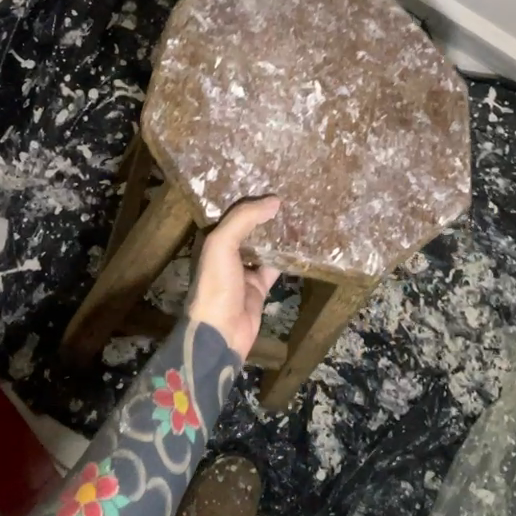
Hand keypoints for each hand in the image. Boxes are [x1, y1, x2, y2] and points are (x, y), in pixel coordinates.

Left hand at [187, 196, 283, 356]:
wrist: (221, 332)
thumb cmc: (216, 284)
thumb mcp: (222, 244)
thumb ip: (244, 219)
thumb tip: (275, 201)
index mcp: (213, 240)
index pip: (233, 213)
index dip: (250, 199)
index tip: (271, 183)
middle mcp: (227, 253)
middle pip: (249, 228)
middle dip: (266, 215)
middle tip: (291, 196)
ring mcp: (244, 270)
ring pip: (264, 246)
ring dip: (278, 234)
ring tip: (299, 214)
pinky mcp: (259, 287)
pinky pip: (275, 266)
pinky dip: (287, 257)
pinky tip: (301, 244)